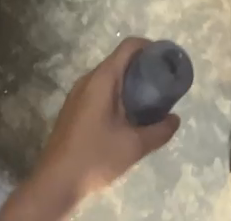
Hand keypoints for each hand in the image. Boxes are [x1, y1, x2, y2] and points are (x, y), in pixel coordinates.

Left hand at [0, 38, 180, 220]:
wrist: (54, 184)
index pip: (129, 46)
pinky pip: (98, 90)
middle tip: (161, 84)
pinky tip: (124, 117)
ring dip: (128, 82)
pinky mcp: (72, 109)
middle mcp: (88, 80)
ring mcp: (77, 94)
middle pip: (119, 60)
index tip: (165, 61)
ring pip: (108, 76)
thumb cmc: (95, 157)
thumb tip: (175, 119)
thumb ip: (160, 131)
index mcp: (103, 78)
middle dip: (142, 67)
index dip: (150, 47)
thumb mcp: (134, 146)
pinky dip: (115, 93)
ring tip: (147, 100)